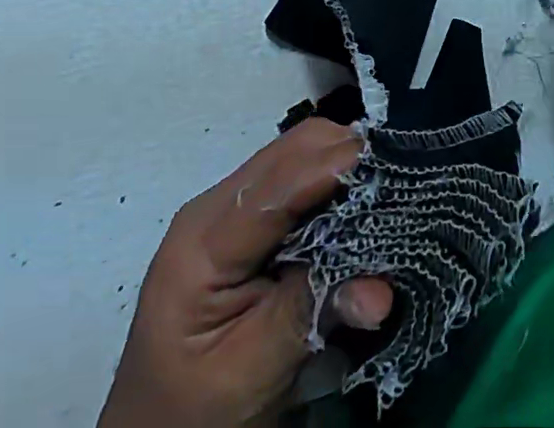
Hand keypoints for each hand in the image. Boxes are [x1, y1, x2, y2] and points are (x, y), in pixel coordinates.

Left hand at [99, 120, 394, 427]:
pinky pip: (292, 179)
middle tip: (399, 176)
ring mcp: (228, 209)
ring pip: (291, 156)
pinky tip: (358, 197)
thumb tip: (381, 289)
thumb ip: (311, 316)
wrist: (154, 425)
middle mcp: (214, 207)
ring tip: (387, 183)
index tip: (388, 160)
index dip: (330, 167)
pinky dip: (329, 178)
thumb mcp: (251, 369)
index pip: (274, 188)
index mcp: (203, 241)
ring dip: (339, 161)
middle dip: (343, 153)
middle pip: (285, 153)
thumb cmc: (196, 405)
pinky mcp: (245, 220)